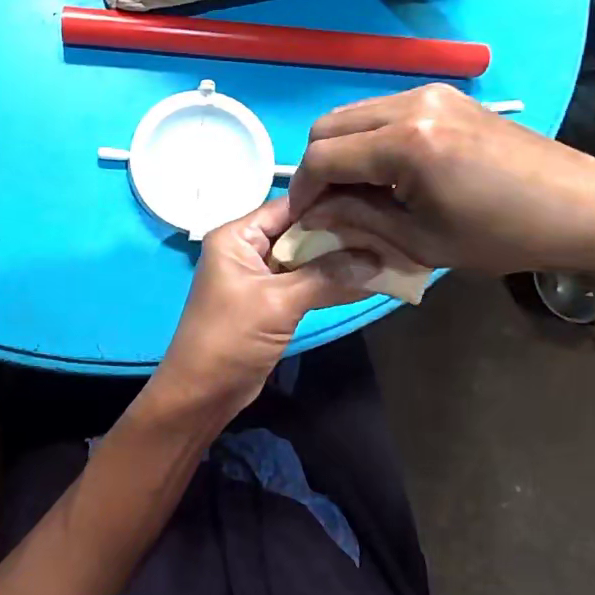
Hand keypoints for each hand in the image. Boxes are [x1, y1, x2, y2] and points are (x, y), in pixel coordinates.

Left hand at [155, 196, 377, 415]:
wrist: (203, 392)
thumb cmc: (230, 337)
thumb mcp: (277, 303)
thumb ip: (326, 278)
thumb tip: (379, 258)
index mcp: (235, 236)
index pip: (287, 206)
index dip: (328, 203)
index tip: (374, 202)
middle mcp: (246, 249)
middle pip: (299, 230)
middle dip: (341, 232)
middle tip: (391, 228)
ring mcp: (258, 276)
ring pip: (306, 258)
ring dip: (340, 259)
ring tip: (389, 251)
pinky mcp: (270, 301)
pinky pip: (305, 282)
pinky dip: (331, 282)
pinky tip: (369, 280)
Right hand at [288, 84, 594, 275]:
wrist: (588, 208)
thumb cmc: (506, 236)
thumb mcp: (422, 242)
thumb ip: (356, 220)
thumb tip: (312, 215)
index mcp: (406, 143)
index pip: (322, 157)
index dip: (303, 190)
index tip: (302, 219)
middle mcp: (410, 104)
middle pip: (327, 126)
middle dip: (316, 167)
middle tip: (326, 204)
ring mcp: (428, 93)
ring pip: (350, 115)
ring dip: (340, 151)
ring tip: (355, 189)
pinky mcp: (442, 95)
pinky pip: (379, 112)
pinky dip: (366, 139)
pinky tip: (385, 170)